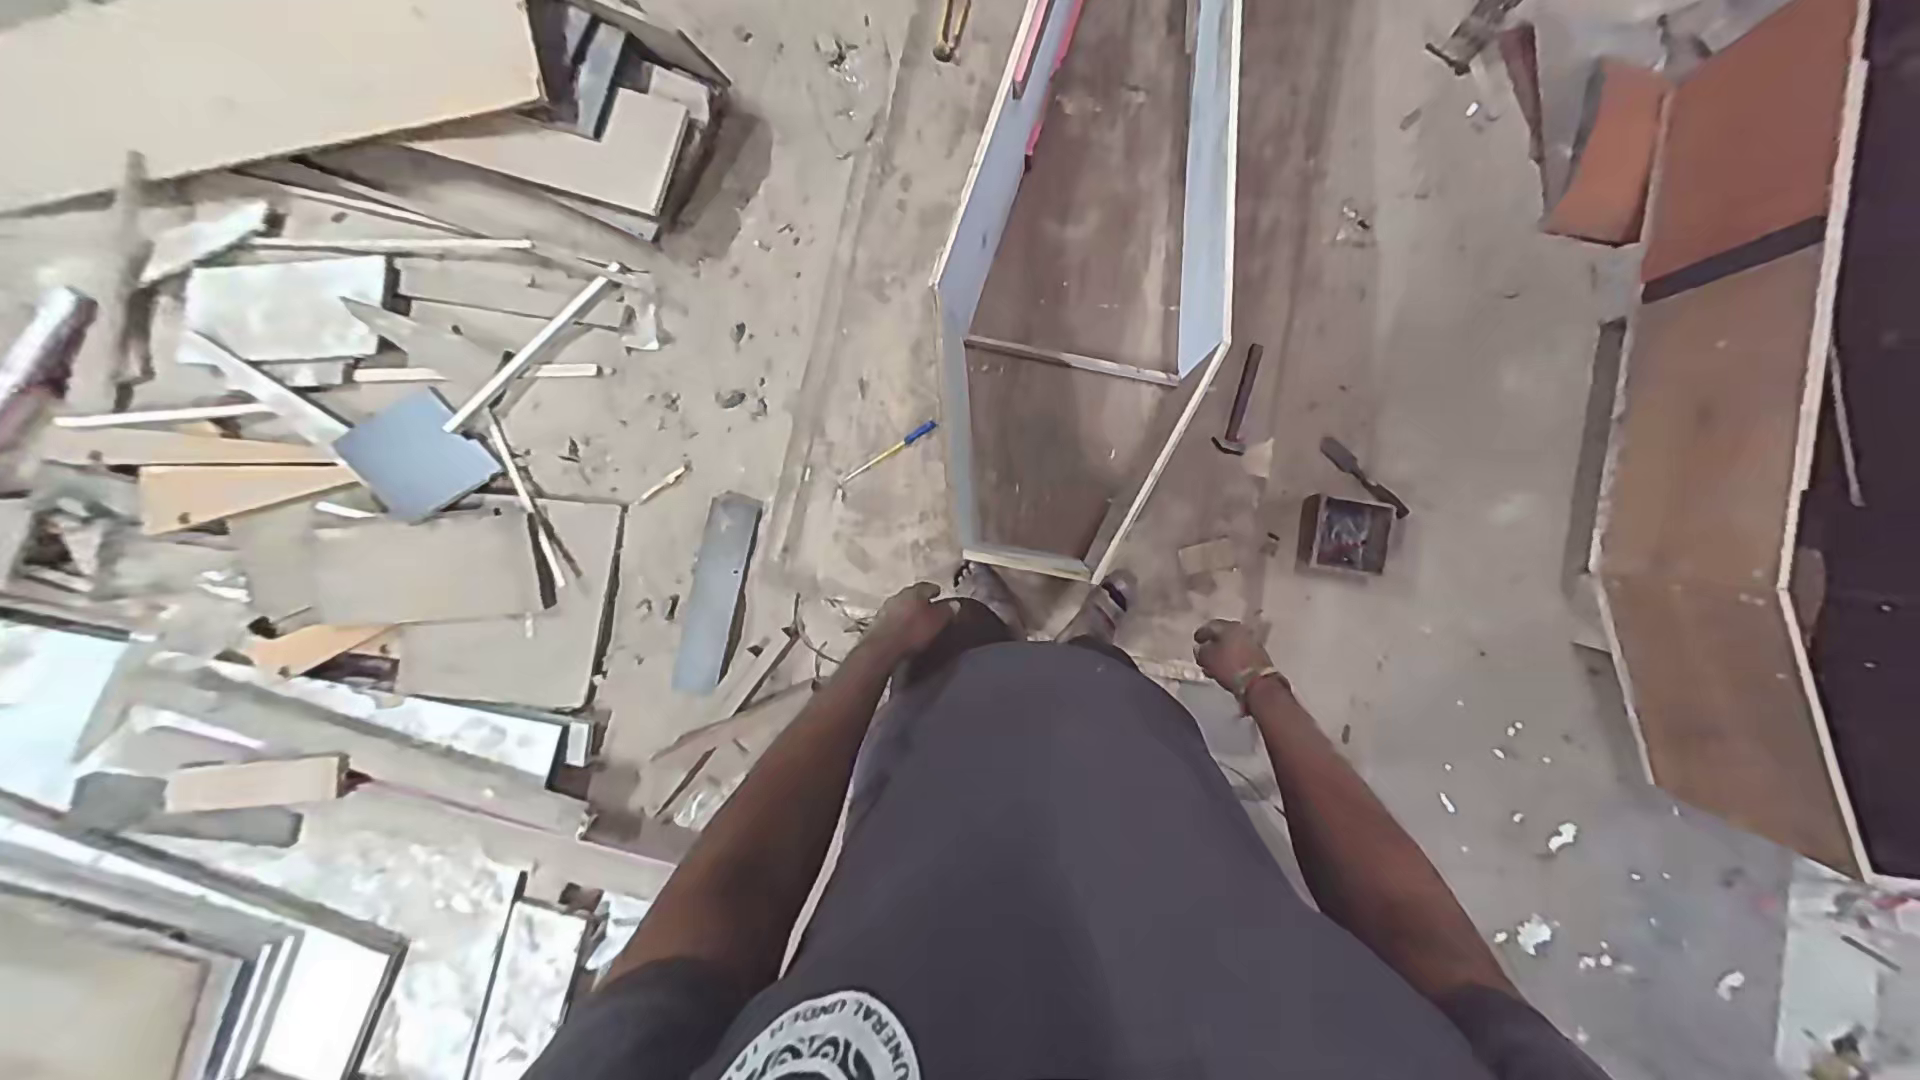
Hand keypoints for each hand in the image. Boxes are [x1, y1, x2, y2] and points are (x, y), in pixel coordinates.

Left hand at [861, 582, 955, 663]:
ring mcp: (885, 609)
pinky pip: (891, 618)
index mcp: (914, 592)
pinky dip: (898, 621)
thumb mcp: (937, 621)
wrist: (882, 649)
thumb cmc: (913, 632)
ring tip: (915, 619)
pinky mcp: (876, 623)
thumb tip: (955, 604)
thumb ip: (947, 611)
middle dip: (919, 600)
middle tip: (928, 606)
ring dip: (907, 610)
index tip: (939, 592)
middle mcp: (898, 596)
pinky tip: (902, 629)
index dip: (934, 589)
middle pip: (911, 595)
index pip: (926, 586)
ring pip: (900, 605)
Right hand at [1194, 619, 1283, 699]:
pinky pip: (1240, 653)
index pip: (1210, 626)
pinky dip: (1231, 658)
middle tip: (1203, 652)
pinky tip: (1225, 667)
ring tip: (1212, 663)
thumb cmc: (1229, 666)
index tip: (1195, 641)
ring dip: (1222, 652)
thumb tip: (1200, 648)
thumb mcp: (1207, 658)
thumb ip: (1200, 651)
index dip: (1200, 633)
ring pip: (1231, 644)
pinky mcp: (1259, 656)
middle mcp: (1243, 630)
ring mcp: (1253, 643)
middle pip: (1222, 634)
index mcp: (1229, 626)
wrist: (1258, 683)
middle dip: (1212, 643)